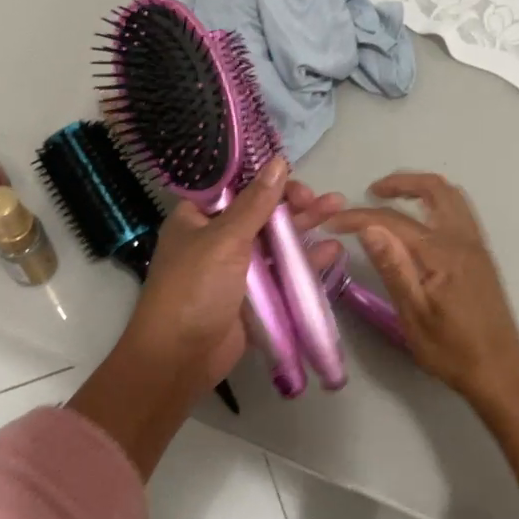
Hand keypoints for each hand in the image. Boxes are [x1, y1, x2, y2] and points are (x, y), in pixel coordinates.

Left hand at [122, 159, 345, 386]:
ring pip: (276, 241)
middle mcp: (216, 239)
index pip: (236, 187)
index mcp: (197, 218)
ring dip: (305, 227)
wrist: (179, 358)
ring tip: (339, 211)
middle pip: (261, 212)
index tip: (294, 179)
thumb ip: (256, 203)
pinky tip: (332, 250)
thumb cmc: (193, 289)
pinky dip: (305, 261)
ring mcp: (237, 268)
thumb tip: (278, 161)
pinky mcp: (255, 296)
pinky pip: (283, 272)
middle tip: (325, 199)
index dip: (266, 180)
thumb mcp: (224, 239)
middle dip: (294, 204)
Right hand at [327, 172, 518, 404]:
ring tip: (392, 201)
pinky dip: (436, 203)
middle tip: (370, 193)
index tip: (333, 222)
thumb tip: (370, 228)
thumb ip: (393, 267)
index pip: (394, 220)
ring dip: (421, 189)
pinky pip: (459, 211)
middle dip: (400, 183)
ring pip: (451, 196)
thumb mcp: (414, 315)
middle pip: (434, 189)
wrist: (500, 371)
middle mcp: (463, 239)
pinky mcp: (481, 255)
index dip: (360, 217)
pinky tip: (420, 222)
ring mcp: (476, 245)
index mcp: (442, 254)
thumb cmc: (452, 350)